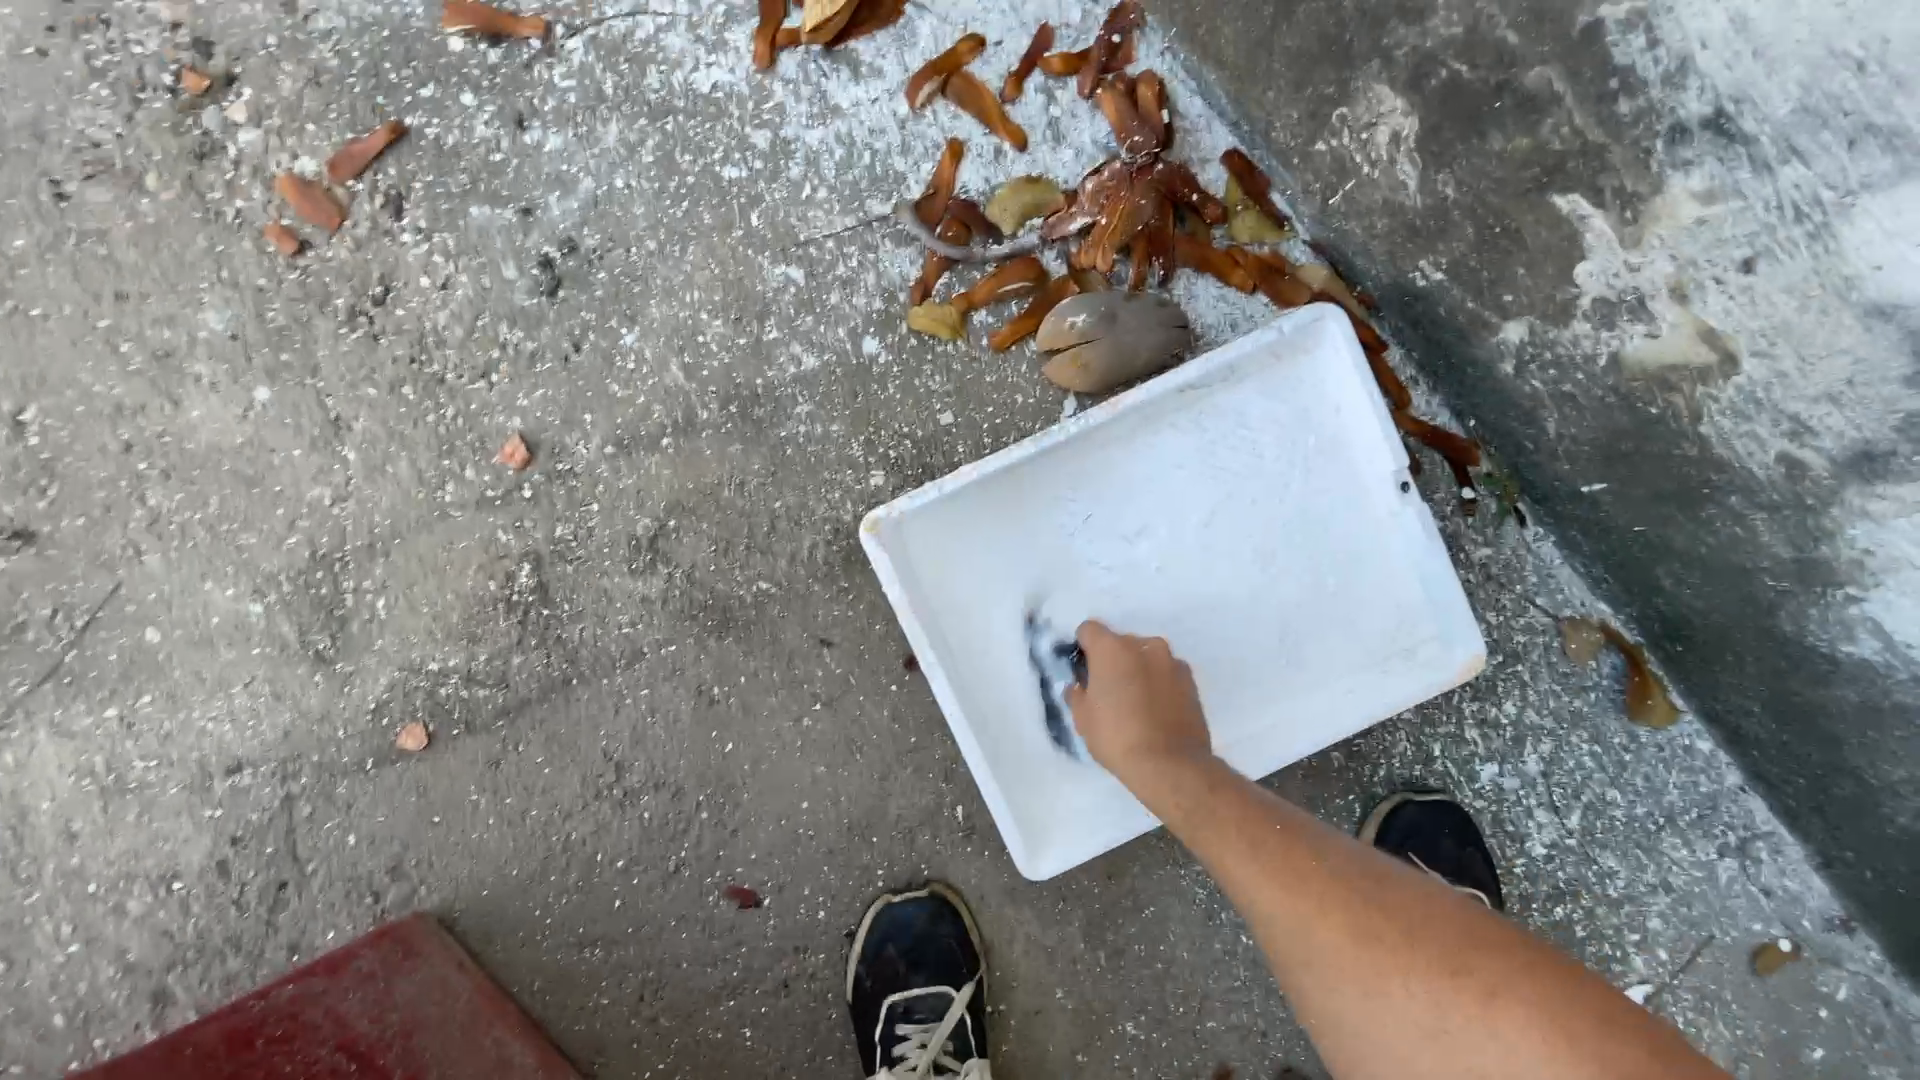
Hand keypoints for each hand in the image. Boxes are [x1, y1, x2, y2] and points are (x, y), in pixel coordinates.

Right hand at [1066, 620, 1211, 780]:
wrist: (1170, 765)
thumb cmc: (1117, 737)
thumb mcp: (1082, 719)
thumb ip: (1077, 693)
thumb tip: (1080, 686)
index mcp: (1112, 648)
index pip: (1089, 629)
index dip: (1083, 648)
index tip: (1084, 672)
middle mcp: (1144, 645)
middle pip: (1120, 643)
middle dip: (1112, 660)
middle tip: (1109, 693)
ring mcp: (1172, 661)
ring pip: (1146, 656)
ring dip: (1138, 670)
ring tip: (1137, 704)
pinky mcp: (1191, 680)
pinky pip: (1166, 673)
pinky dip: (1159, 683)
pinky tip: (1157, 711)